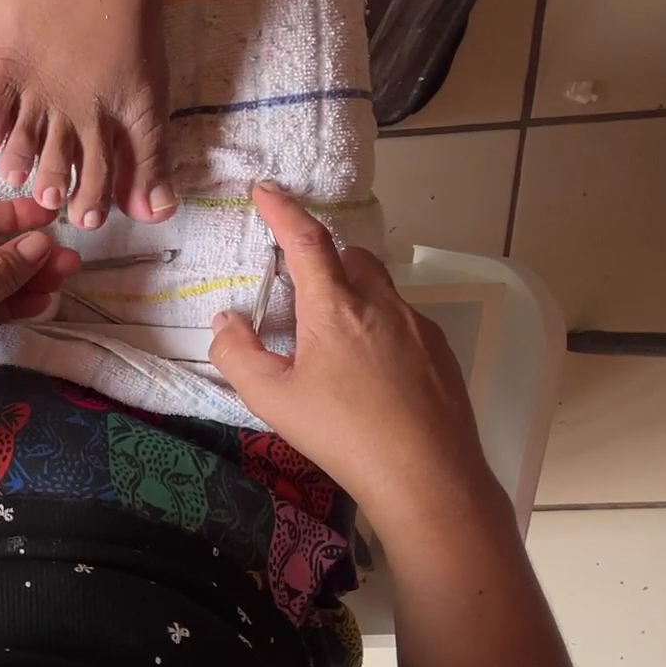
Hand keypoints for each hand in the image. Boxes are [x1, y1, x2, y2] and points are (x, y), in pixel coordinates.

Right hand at [208, 182, 506, 526]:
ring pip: (378, 283)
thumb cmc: (340, 433)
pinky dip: (373, 317)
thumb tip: (226, 319)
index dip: (284, 211)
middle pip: (350, 254)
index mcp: (335, 309)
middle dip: (319, 252)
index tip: (266, 188)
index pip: (307, 242)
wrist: (428, 478)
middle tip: (291, 279)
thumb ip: (237, 352)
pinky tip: (362, 363)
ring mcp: (418, 326)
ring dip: (347, 285)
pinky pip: (399, 315)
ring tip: (323, 327)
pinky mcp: (439, 351)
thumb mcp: (269, 397)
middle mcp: (382, 305)